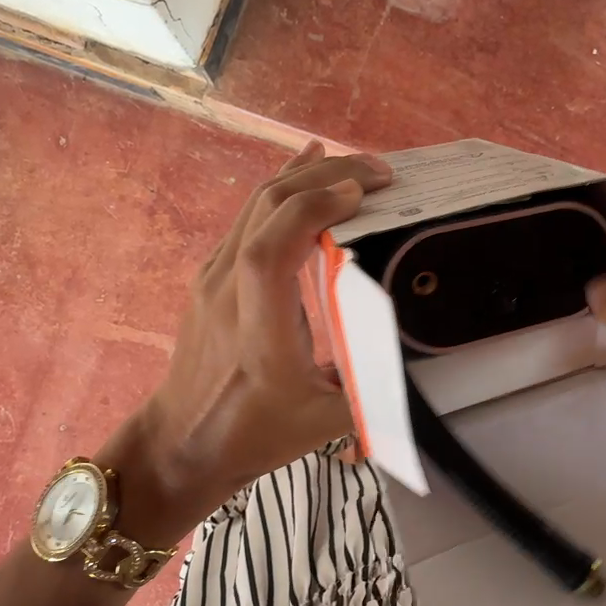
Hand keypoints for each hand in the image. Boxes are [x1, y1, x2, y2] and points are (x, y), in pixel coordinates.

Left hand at [98, 143, 392, 544]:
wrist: (180, 443)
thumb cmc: (255, 435)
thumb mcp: (326, 425)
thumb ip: (375, 389)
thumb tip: (425, 355)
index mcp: (259, 329)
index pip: (272, 248)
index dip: (314, 209)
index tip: (362, 195)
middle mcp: (229, 290)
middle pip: (268, 207)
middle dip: (328, 176)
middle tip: (382, 173)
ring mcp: (214, 276)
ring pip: (257, 202)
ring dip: (310, 175)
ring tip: (360, 168)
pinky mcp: (212, 272)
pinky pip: (249, 213)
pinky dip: (286, 184)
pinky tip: (309, 162)